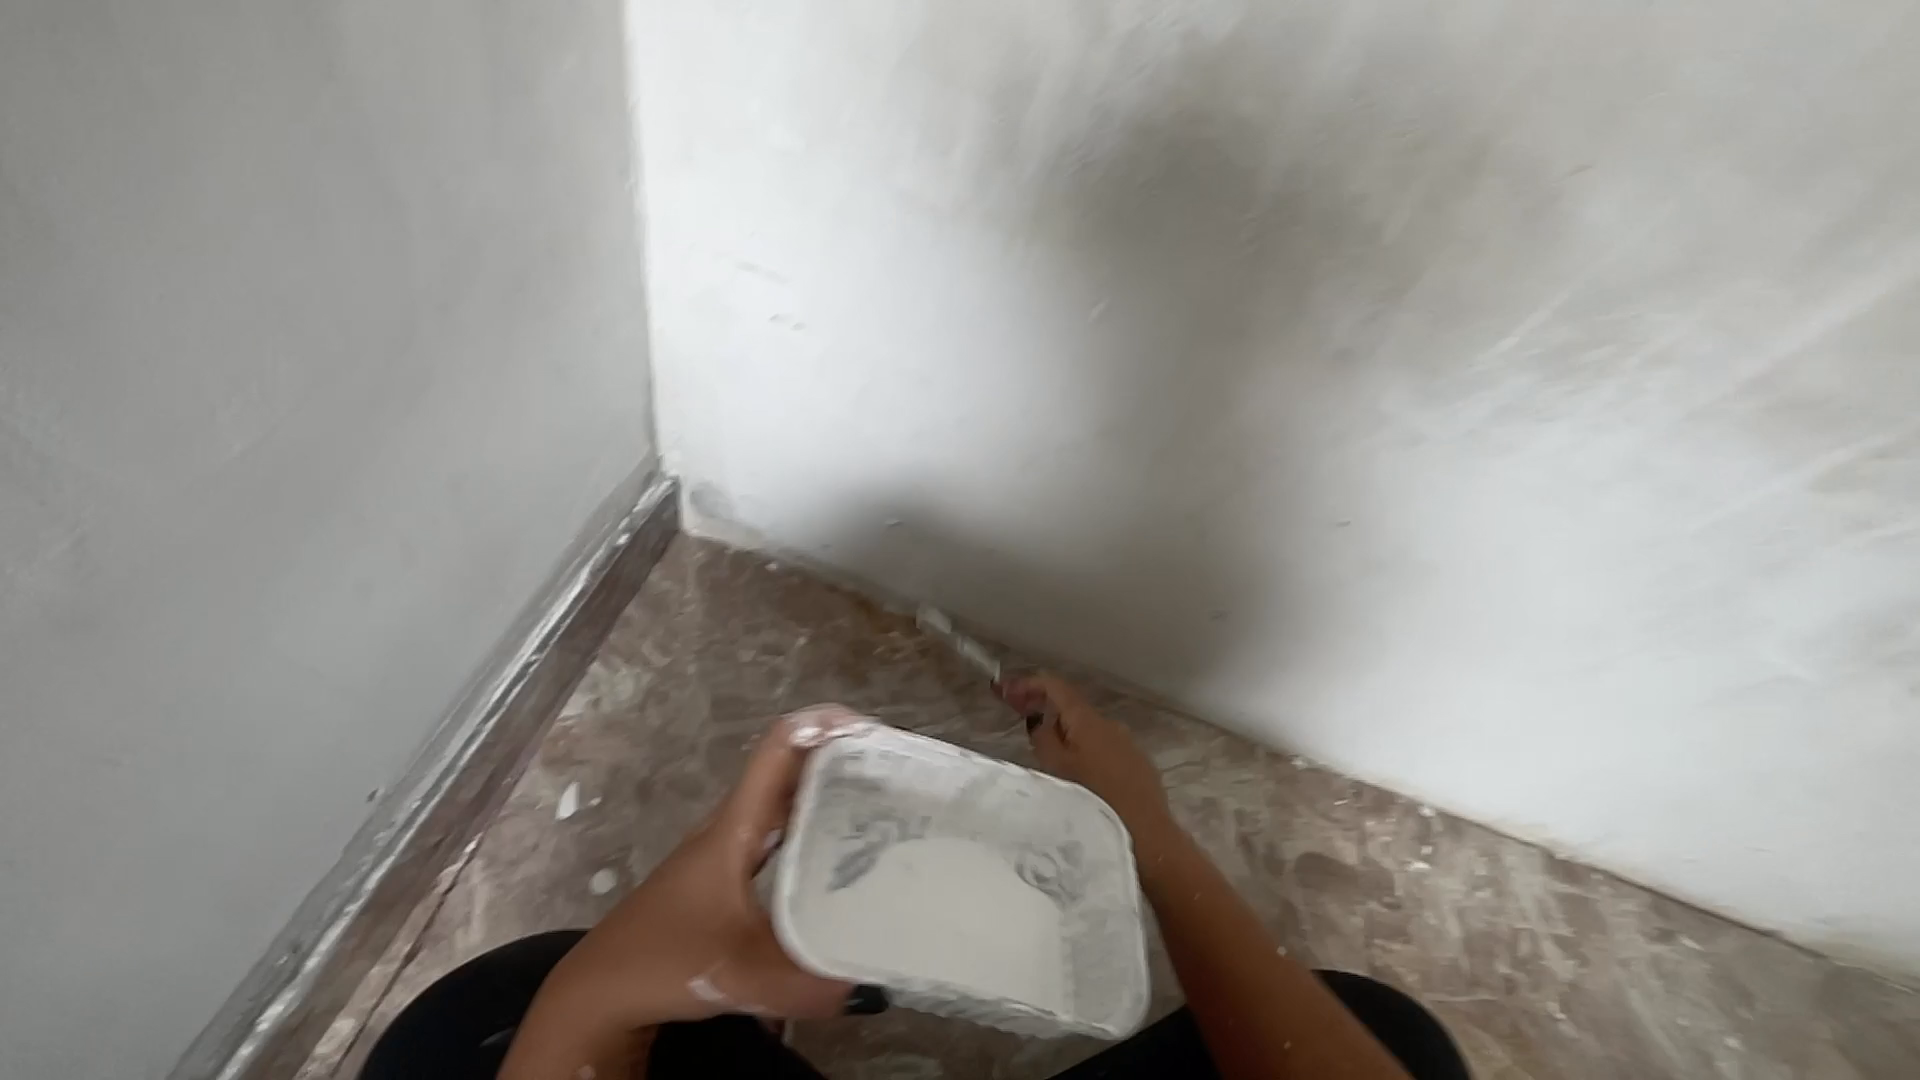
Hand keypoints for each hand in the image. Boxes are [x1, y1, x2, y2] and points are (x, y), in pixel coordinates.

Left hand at [527, 706, 887, 1031]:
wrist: (600, 991)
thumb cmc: (662, 961)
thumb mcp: (738, 975)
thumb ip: (804, 984)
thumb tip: (870, 982)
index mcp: (738, 823)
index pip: (780, 746)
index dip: (823, 723)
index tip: (873, 731)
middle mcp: (737, 822)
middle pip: (792, 765)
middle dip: (843, 756)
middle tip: (897, 772)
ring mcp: (732, 845)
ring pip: (788, 798)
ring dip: (832, 790)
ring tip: (885, 804)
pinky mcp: (731, 871)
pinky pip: (783, 830)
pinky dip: (816, 826)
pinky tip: (844, 855)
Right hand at [997, 673, 1175, 842]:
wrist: (1147, 836)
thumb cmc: (1095, 800)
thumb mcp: (1056, 768)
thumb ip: (1042, 737)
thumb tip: (1039, 721)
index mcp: (1087, 720)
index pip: (1055, 685)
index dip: (1028, 683)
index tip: (1004, 690)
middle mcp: (1110, 724)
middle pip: (1071, 706)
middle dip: (1042, 706)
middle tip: (1016, 712)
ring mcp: (1127, 744)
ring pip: (1087, 729)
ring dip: (1064, 731)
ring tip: (1043, 748)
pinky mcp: (1137, 765)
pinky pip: (1103, 747)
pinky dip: (1083, 748)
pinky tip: (1076, 770)